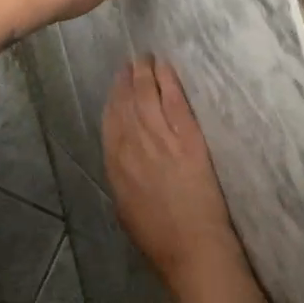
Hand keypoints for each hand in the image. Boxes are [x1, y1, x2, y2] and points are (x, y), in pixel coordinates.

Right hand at [104, 57, 263, 302]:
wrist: (192, 246)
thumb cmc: (157, 235)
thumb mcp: (124, 205)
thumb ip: (120, 173)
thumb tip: (122, 153)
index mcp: (116, 164)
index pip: (111, 120)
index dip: (114, 96)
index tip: (117, 81)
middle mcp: (134, 145)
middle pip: (127, 102)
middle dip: (128, 78)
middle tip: (131, 61)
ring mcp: (161, 138)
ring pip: (148, 95)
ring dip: (145, 72)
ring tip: (145, 57)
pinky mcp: (187, 137)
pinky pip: (174, 100)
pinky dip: (168, 80)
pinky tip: (166, 67)